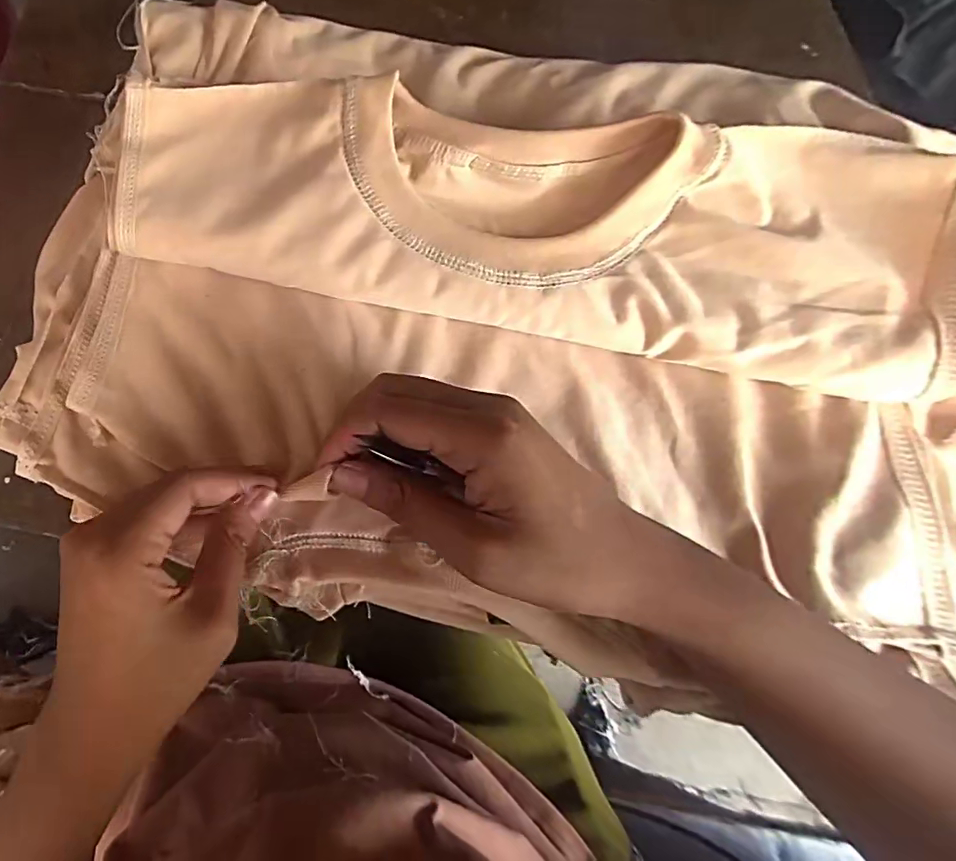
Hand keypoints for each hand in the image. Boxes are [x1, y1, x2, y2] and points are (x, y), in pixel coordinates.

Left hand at [49, 469, 276, 750]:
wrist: (92, 729)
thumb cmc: (157, 684)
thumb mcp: (209, 619)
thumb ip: (230, 549)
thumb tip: (257, 498)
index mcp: (120, 547)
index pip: (180, 488)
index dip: (228, 479)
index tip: (271, 481)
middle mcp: (92, 531)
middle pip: (162, 490)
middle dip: (214, 490)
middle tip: (262, 496)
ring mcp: (81, 540)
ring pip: (147, 503)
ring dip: (192, 507)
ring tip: (242, 513)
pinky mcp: (82, 552)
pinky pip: (132, 522)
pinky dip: (168, 524)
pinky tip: (203, 533)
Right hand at [318, 373, 704, 623]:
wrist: (632, 564)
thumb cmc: (557, 567)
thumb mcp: (472, 550)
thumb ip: (403, 502)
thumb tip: (339, 474)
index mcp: (483, 434)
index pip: (388, 408)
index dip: (344, 435)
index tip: (323, 476)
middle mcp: (485, 405)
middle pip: (391, 389)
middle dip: (352, 425)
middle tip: (338, 474)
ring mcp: (492, 407)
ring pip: (406, 393)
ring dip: (373, 426)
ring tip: (362, 474)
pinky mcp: (494, 418)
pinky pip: (428, 408)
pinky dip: (398, 430)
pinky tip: (398, 468)